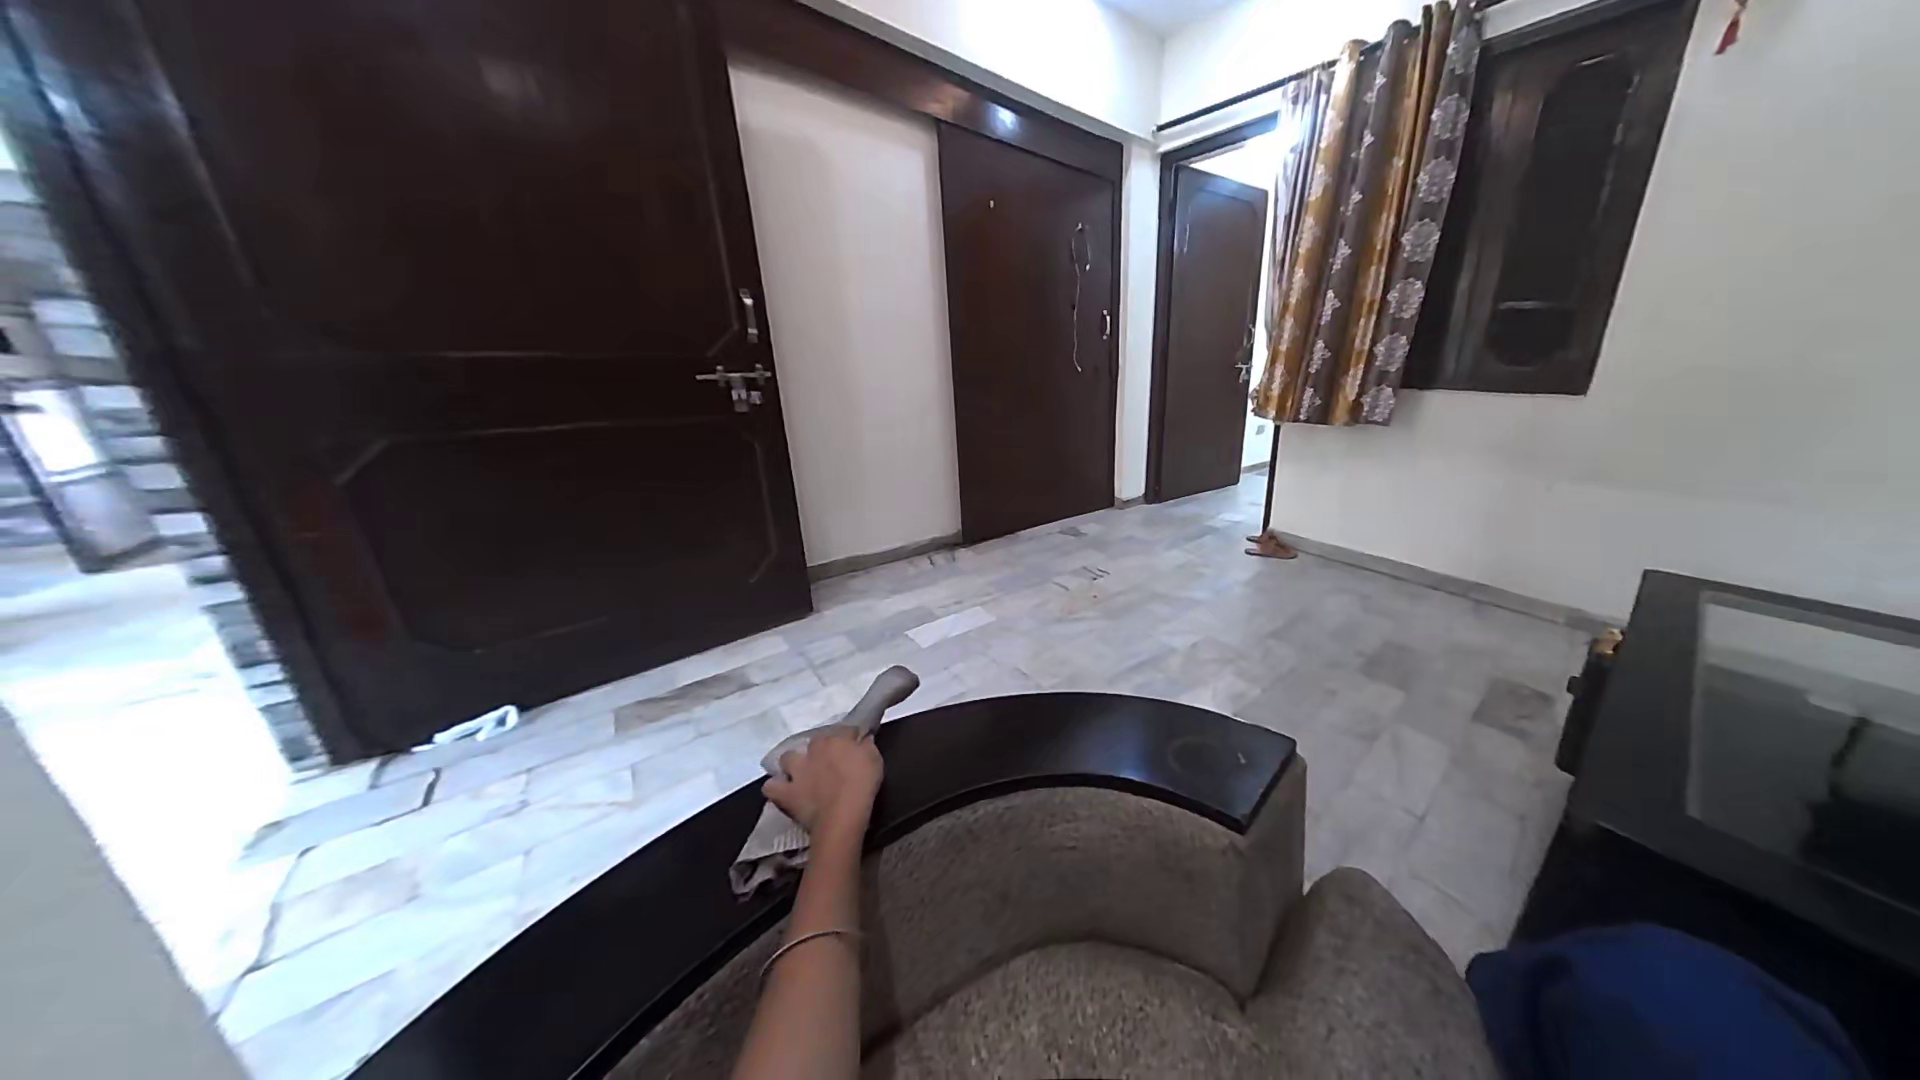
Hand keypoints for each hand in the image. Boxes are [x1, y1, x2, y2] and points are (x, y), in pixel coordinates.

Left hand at [764, 728, 882, 842]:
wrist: (842, 815)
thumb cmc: (863, 785)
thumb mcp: (875, 759)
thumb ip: (867, 745)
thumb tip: (863, 737)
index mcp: (837, 738)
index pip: (844, 730)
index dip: (850, 738)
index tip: (856, 746)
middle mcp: (814, 749)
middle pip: (816, 742)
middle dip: (821, 749)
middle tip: (830, 762)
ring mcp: (797, 770)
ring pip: (788, 758)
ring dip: (793, 763)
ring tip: (801, 773)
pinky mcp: (786, 792)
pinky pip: (771, 786)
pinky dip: (775, 787)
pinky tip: (782, 790)